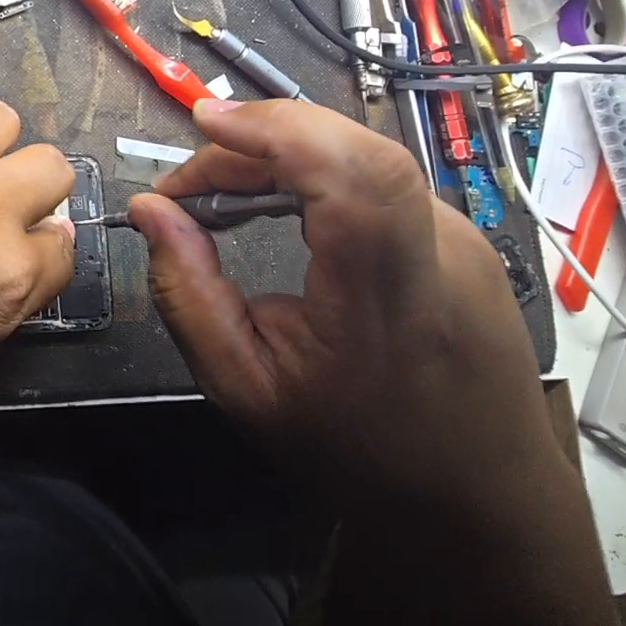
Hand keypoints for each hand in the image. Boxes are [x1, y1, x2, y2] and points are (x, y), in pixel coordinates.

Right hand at [129, 100, 565, 516]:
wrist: (477, 503)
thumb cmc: (352, 449)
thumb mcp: (240, 383)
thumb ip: (186, 291)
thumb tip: (149, 209)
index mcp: (387, 296)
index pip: (353, 175)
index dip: (279, 130)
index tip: (203, 122)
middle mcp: (441, 252)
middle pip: (351, 151)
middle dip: (254, 142)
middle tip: (187, 186)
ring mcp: (462, 242)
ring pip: (360, 158)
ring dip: (277, 158)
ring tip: (217, 197)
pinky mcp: (460, 242)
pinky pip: (374, 181)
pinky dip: (309, 176)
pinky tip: (271, 208)